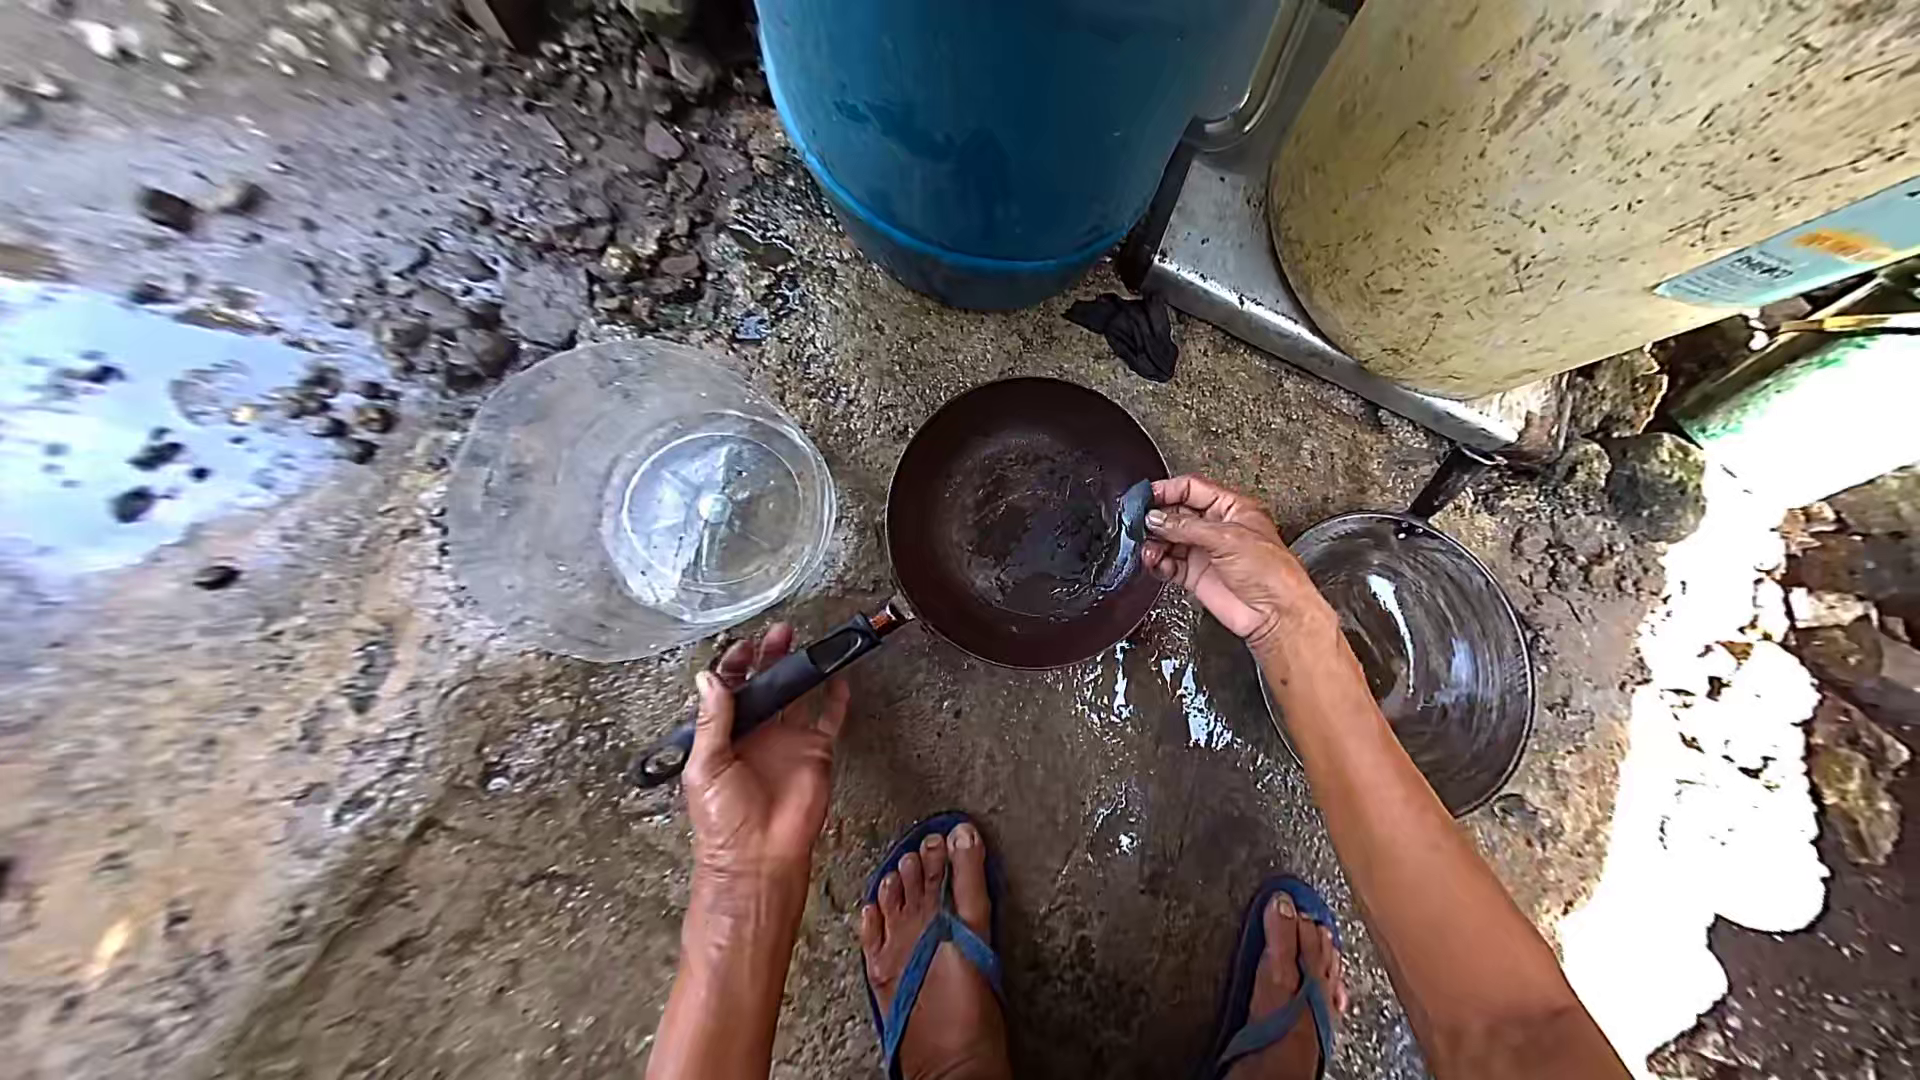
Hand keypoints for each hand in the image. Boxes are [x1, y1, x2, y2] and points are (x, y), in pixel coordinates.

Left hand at [685, 623, 850, 898]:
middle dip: (770, 657)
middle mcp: (759, 733)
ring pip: (797, 694)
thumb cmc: (724, 821)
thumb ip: (713, 720)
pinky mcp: (816, 750)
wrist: (759, 855)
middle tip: (778, 633)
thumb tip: (709, 678)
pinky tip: (837, 679)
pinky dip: (836, 698)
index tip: (743, 648)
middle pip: (766, 685)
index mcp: (728, 735)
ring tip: (802, 643)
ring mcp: (789, 740)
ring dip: (799, 669)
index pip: (732, 690)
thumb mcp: (707, 766)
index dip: (736, 666)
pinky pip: (830, 718)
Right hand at [1141, 475, 1335, 655]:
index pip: (1192, 489)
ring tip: (1149, 548)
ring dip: (1154, 542)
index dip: (1168, 490)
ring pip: (1168, 539)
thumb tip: (1157, 518)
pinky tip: (1155, 562)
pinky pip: (1167, 563)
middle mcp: (1216, 528)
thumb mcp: (1228, 538)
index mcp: (1231, 509)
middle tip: (1140, 523)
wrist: (1274, 614)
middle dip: (1156, 518)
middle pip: (1176, 513)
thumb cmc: (1272, 573)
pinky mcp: (1195, 574)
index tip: (1146, 497)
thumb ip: (1187, 526)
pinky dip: (1157, 562)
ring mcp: (1204, 551)